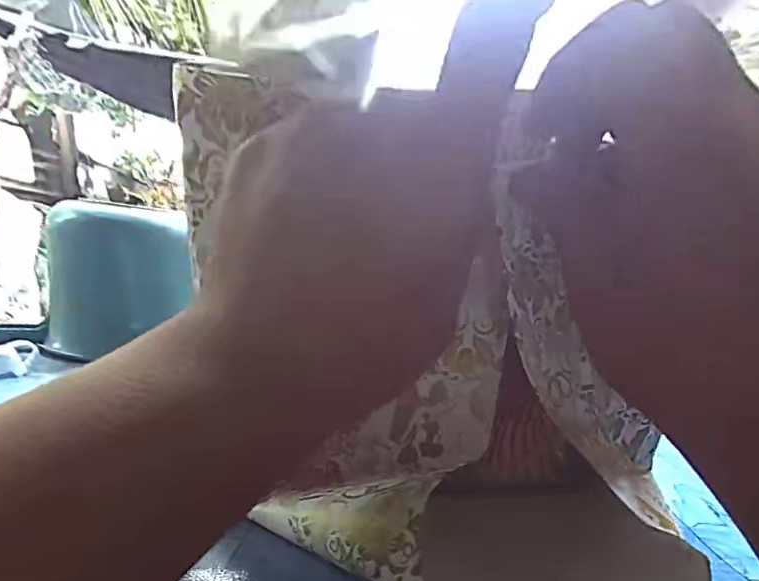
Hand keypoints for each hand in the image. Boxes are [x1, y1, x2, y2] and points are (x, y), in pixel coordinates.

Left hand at [191, 0, 545, 423]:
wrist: (256, 368)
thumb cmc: (364, 354)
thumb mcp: (441, 307)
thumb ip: (459, 229)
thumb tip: (464, 180)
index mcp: (437, 164)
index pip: (482, 52)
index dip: (495, 38)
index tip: (502, 36)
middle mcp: (374, 120)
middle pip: (412, 106)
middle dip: (417, 148)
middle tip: (395, 220)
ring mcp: (307, 127)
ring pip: (354, 125)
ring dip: (359, 162)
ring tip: (337, 235)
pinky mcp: (257, 145)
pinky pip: (304, 144)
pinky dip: (312, 175)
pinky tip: (296, 232)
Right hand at [514, 2, 758, 423]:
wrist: (747, 387)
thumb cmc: (659, 340)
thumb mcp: (592, 272)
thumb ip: (561, 201)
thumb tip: (528, 169)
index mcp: (682, 136)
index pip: (622, 43)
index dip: (566, 76)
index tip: (538, 134)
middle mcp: (736, 115)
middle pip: (666, 33)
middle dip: (602, 70)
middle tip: (564, 135)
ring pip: (695, 66)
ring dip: (634, 97)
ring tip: (596, 167)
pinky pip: (715, 109)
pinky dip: (666, 123)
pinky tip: (638, 187)